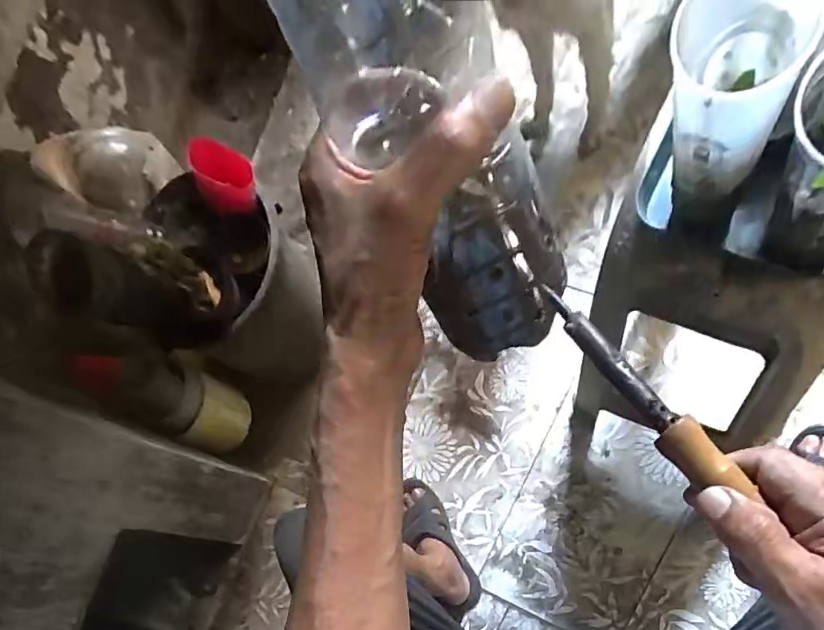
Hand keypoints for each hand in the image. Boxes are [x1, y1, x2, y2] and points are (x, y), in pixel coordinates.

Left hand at [300, 76, 514, 373]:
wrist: (375, 350)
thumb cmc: (376, 278)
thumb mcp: (406, 204)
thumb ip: (446, 150)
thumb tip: (497, 92)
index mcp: (326, 162)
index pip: (364, 99)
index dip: (407, 86)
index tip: (452, 85)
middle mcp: (340, 184)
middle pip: (390, 132)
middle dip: (432, 121)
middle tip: (475, 113)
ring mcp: (363, 216)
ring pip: (406, 168)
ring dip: (440, 157)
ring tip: (480, 143)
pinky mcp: (387, 244)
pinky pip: (417, 201)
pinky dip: (442, 191)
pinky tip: (471, 187)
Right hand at [688, 446, 823, 629]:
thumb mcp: (793, 587)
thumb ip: (751, 535)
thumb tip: (709, 492)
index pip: (771, 462)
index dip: (727, 472)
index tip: (695, 500)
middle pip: (775, 483)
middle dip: (744, 515)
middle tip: (741, 561)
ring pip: (782, 507)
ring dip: (759, 537)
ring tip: (766, 580)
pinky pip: (799, 528)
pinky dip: (778, 549)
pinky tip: (783, 582)